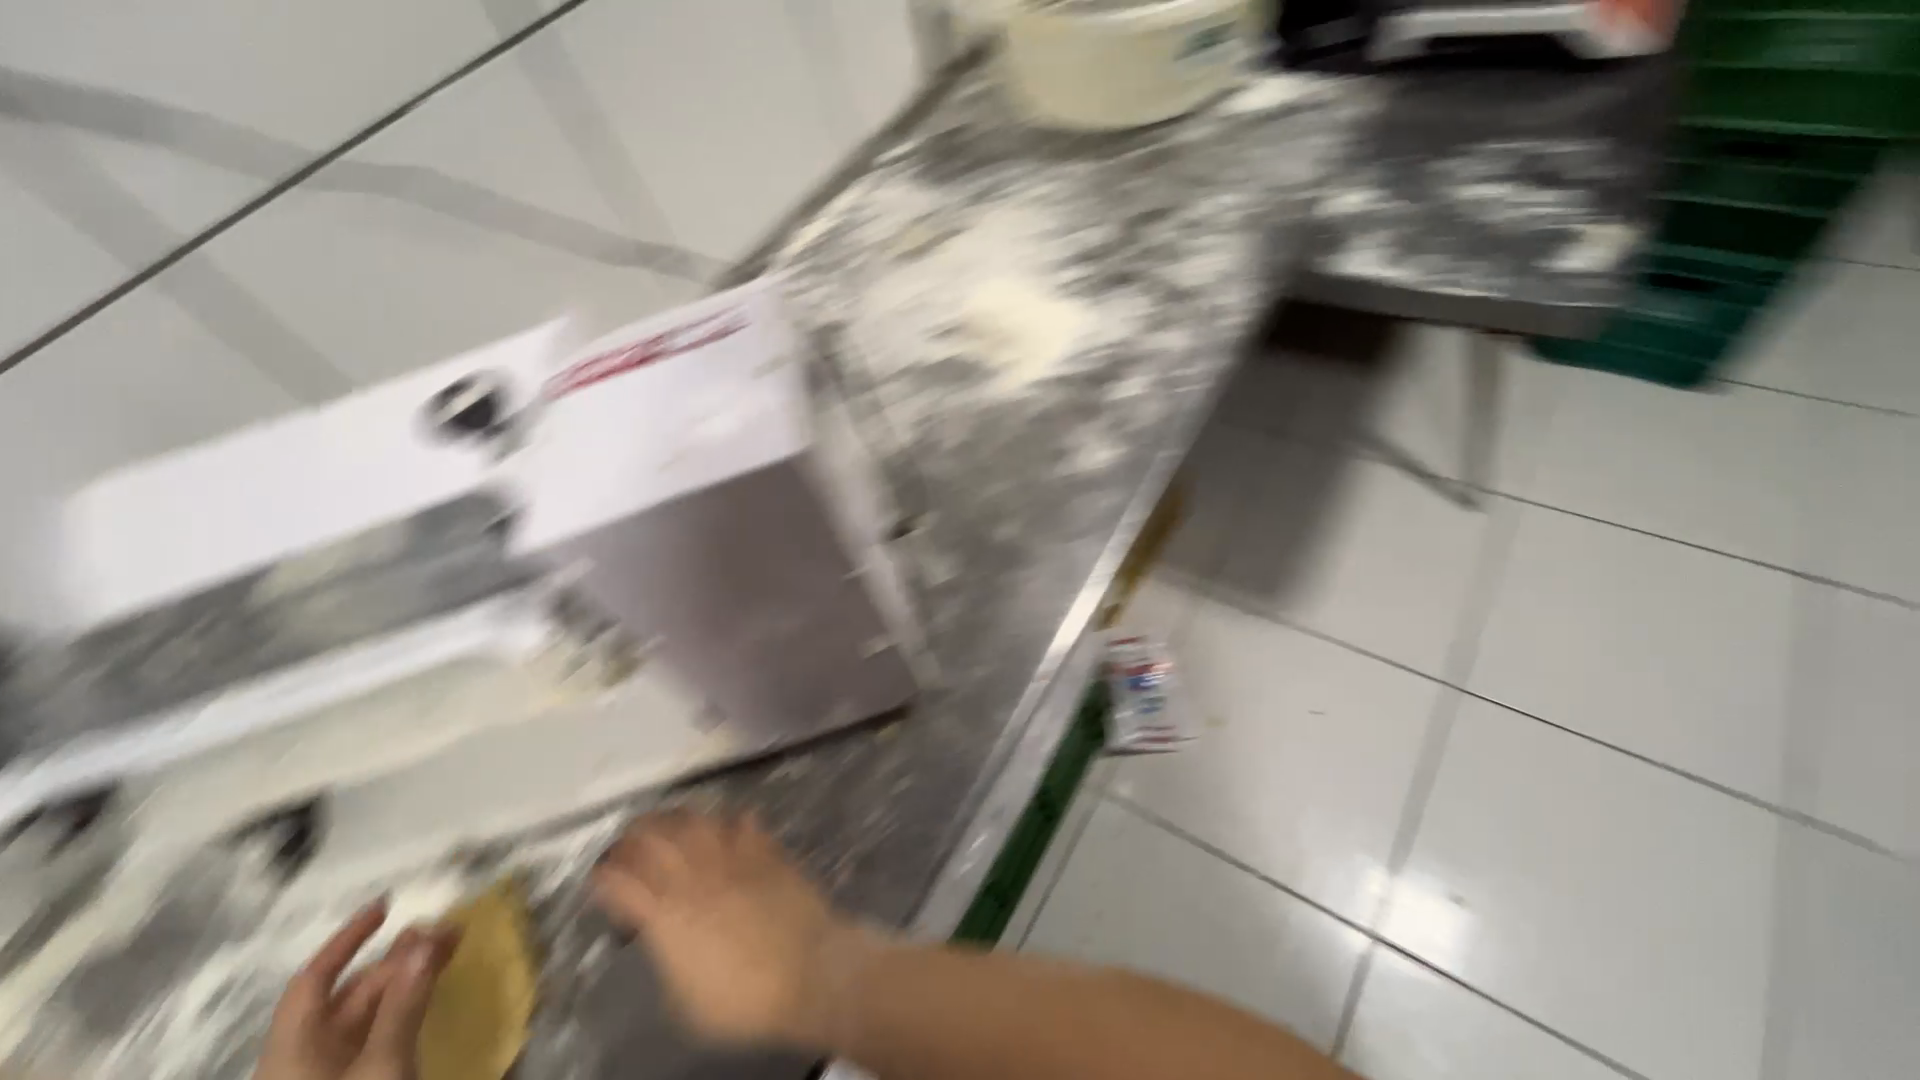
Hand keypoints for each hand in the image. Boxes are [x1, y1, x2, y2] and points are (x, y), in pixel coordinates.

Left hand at [254, 902, 459, 1079]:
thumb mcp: (384, 1066)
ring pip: (364, 1017)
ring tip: (447, 954)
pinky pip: (372, 1040)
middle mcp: (301, 1060)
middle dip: (396, 959)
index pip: (314, 981)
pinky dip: (401, 1012)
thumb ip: (405, 1002)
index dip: (346, 940)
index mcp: (293, 1050)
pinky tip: (427, 1001)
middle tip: (446, 932)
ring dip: (405, 982)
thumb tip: (425, 939)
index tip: (386, 905)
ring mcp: (324, 1079)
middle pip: (347, 996)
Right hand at [591, 812, 870, 1048]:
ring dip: (673, 820)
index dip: (604, 877)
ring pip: (694, 820)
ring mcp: (733, 857)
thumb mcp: (684, 999)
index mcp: (666, 916)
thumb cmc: (745, 1001)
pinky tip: (725, 827)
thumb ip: (668, 957)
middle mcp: (694, 877)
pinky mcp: (767, 850)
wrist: (811, 973)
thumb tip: (665, 938)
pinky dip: (727, 821)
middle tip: (626, 846)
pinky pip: (742, 821)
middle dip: (631, 838)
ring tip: (667, 825)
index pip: (620, 881)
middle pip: (651, 838)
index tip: (600, 879)